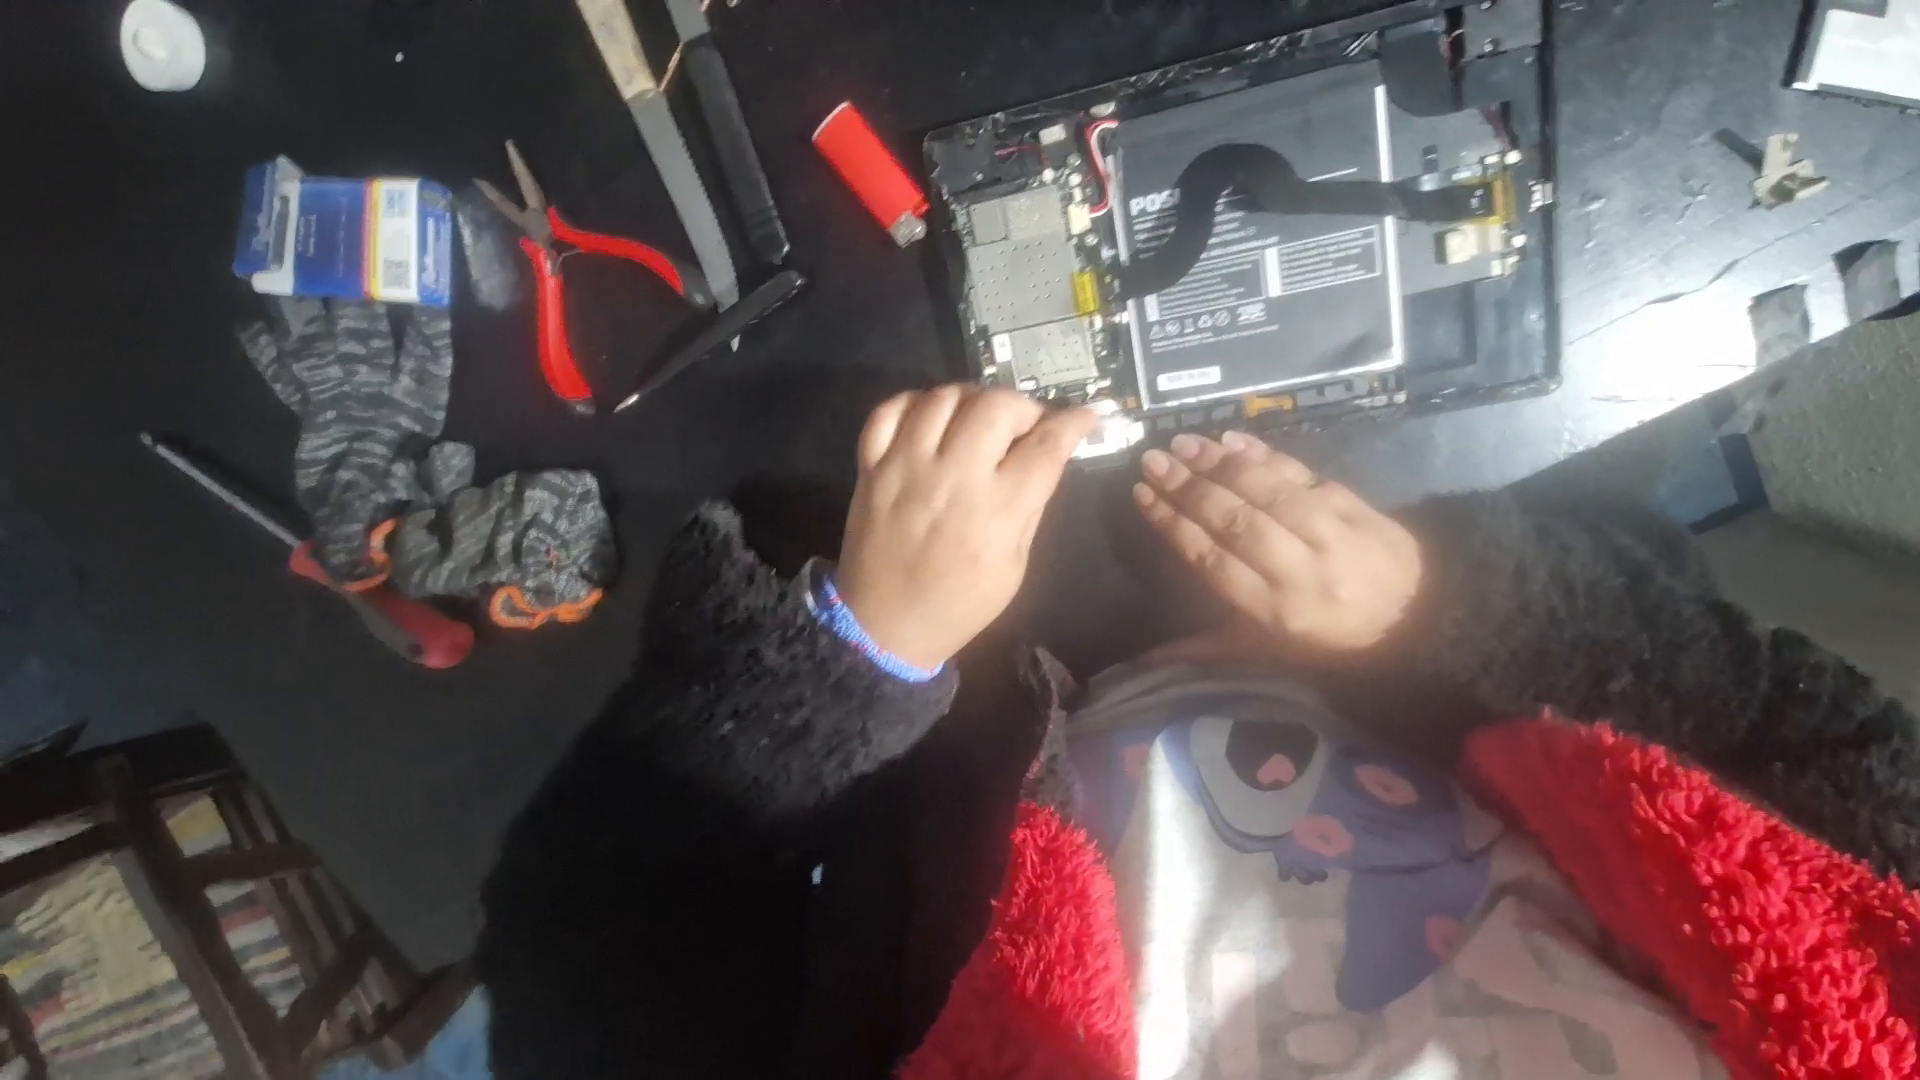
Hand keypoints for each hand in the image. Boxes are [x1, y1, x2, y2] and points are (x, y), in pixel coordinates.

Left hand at [837, 386, 1099, 670]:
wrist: (884, 627)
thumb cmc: (959, 604)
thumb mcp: (1014, 566)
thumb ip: (1032, 506)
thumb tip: (1049, 458)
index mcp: (996, 510)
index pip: (1046, 446)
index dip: (1074, 423)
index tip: (1086, 416)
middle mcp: (952, 477)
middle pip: (996, 406)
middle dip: (1023, 406)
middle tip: (1024, 427)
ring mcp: (905, 466)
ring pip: (944, 397)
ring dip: (971, 399)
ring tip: (977, 420)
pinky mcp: (871, 466)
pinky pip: (889, 409)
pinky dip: (915, 403)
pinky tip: (931, 421)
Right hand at [1134, 431, 1420, 651]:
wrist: (1423, 620)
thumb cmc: (1333, 642)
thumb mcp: (1271, 653)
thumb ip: (1209, 647)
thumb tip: (1147, 662)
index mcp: (1275, 610)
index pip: (1212, 560)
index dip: (1174, 526)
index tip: (1142, 496)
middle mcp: (1300, 569)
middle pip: (1235, 521)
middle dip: (1188, 488)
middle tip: (1152, 460)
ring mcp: (1331, 534)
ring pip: (1268, 492)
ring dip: (1220, 464)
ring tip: (1182, 443)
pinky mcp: (1354, 507)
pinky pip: (1303, 475)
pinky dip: (1265, 454)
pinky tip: (1232, 440)